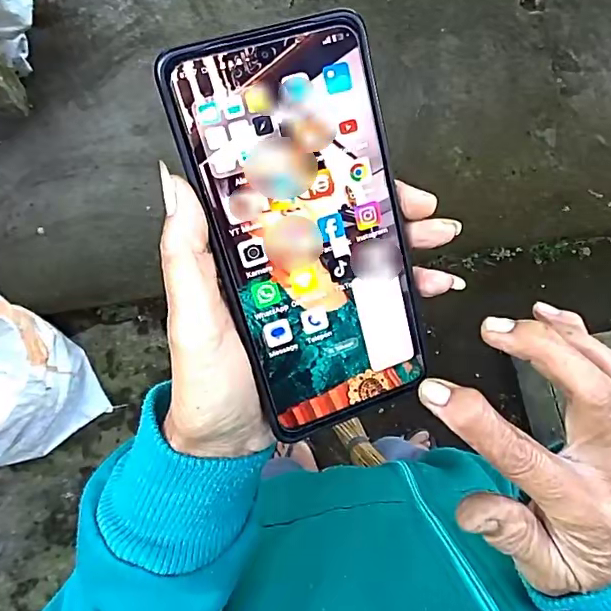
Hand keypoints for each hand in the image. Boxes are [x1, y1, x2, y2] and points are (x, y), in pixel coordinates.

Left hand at [158, 164, 466, 456]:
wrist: (228, 442)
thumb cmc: (204, 381)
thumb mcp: (191, 316)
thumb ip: (184, 254)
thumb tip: (177, 186)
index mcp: (243, 256)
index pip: (288, 200)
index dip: (325, 178)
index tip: (359, 167)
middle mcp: (278, 268)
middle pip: (334, 222)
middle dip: (380, 208)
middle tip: (415, 204)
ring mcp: (306, 296)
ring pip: (357, 255)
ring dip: (399, 243)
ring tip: (433, 238)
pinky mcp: (326, 325)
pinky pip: (367, 298)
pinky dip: (399, 289)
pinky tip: (424, 285)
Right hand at [415, 303, 610, 595]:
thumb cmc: (575, 567)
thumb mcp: (542, 572)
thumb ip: (509, 536)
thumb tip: (470, 509)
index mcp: (580, 504)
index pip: (525, 457)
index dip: (478, 422)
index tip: (436, 392)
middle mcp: (607, 464)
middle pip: (594, 394)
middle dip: (544, 353)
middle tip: (493, 331)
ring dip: (568, 338)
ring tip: (522, 319)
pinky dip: (584, 336)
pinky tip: (550, 315)